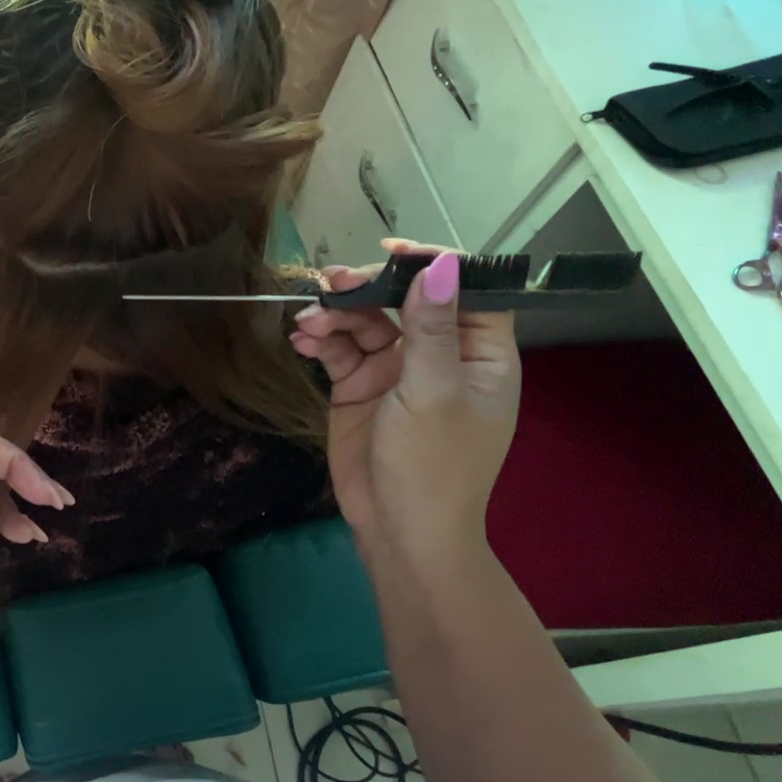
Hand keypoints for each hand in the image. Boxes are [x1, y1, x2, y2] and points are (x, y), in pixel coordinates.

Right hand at [288, 240, 520, 551]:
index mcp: (480, 353)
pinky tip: (302, 340)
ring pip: (365, 323)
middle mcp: (439, 355)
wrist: (399, 530)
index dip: (432, 265)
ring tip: (307, 323)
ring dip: (336, 316)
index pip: (465, 290)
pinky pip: (340, 350)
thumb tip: (442, 265)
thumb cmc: (433, 464)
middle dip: (367, 290)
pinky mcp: (359, 388)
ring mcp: (396, 371)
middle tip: (330, 286)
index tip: (391, 251)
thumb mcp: (433, 392)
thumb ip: (433, 328)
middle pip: (404, 301)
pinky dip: (321, 341)